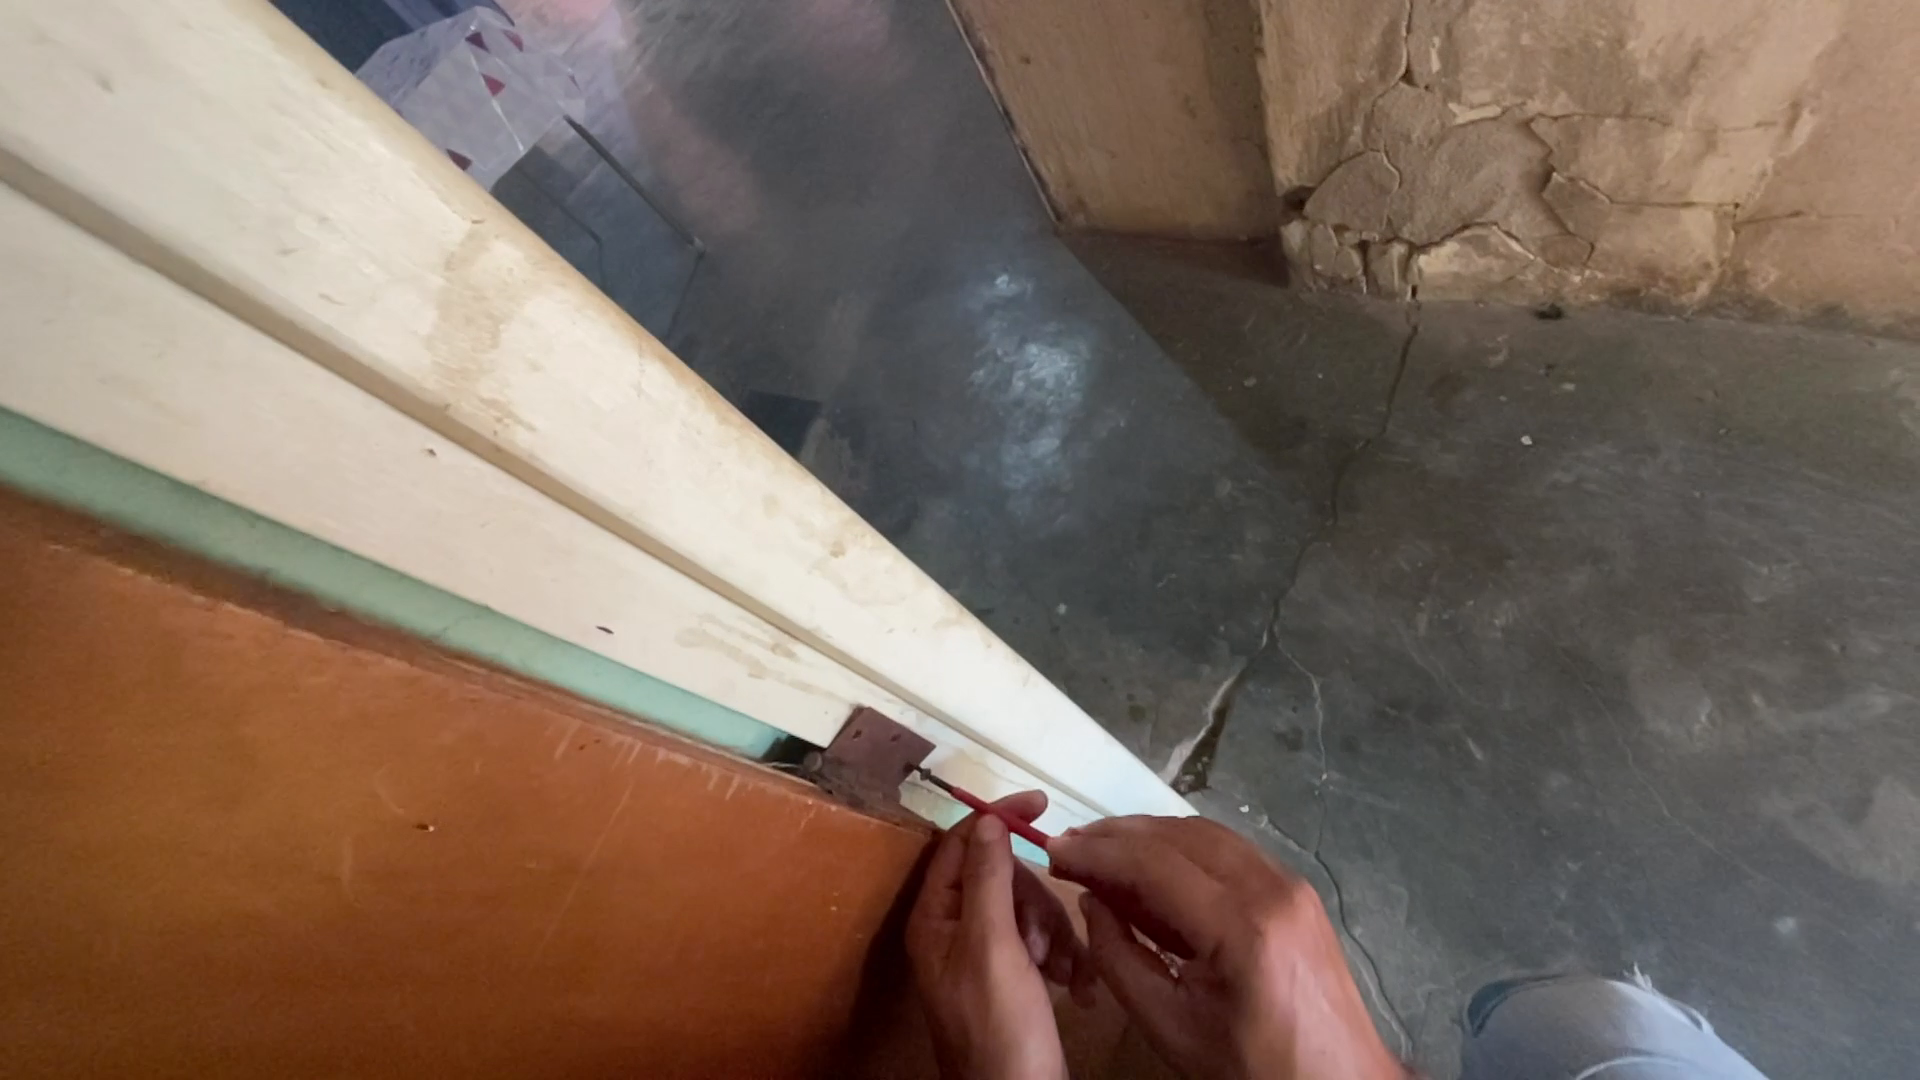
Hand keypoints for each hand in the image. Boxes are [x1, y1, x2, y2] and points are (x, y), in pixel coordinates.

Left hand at [905, 792, 1090, 1079]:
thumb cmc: (1001, 1028)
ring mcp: (982, 952)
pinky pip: (1038, 936)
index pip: (962, 843)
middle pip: (1000, 874)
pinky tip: (1072, 981)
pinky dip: (1060, 952)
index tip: (1041, 803)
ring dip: (1051, 929)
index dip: (997, 817)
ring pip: (1025, 904)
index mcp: (935, 916)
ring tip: (1060, 968)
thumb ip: (989, 879)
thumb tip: (988, 818)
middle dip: (1033, 898)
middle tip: (1044, 938)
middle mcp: (954, 927)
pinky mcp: (1010, 973)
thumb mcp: (993, 948)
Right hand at [1049, 816, 1406, 1079]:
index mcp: (1242, 929)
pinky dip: (1178, 844)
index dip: (1096, 853)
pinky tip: (1150, 860)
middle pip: (1174, 835)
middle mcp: (1269, 888)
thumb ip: (1117, 958)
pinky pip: (1224, 846)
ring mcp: (1288, 881)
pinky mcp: (1294, 884)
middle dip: (1114, 836)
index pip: (1151, 864)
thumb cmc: (1252, 1071)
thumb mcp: (1169, 1028)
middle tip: (1070, 847)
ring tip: (1101, 850)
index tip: (1053, 850)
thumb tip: (1090, 898)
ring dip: (1144, 834)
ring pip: (1198, 831)